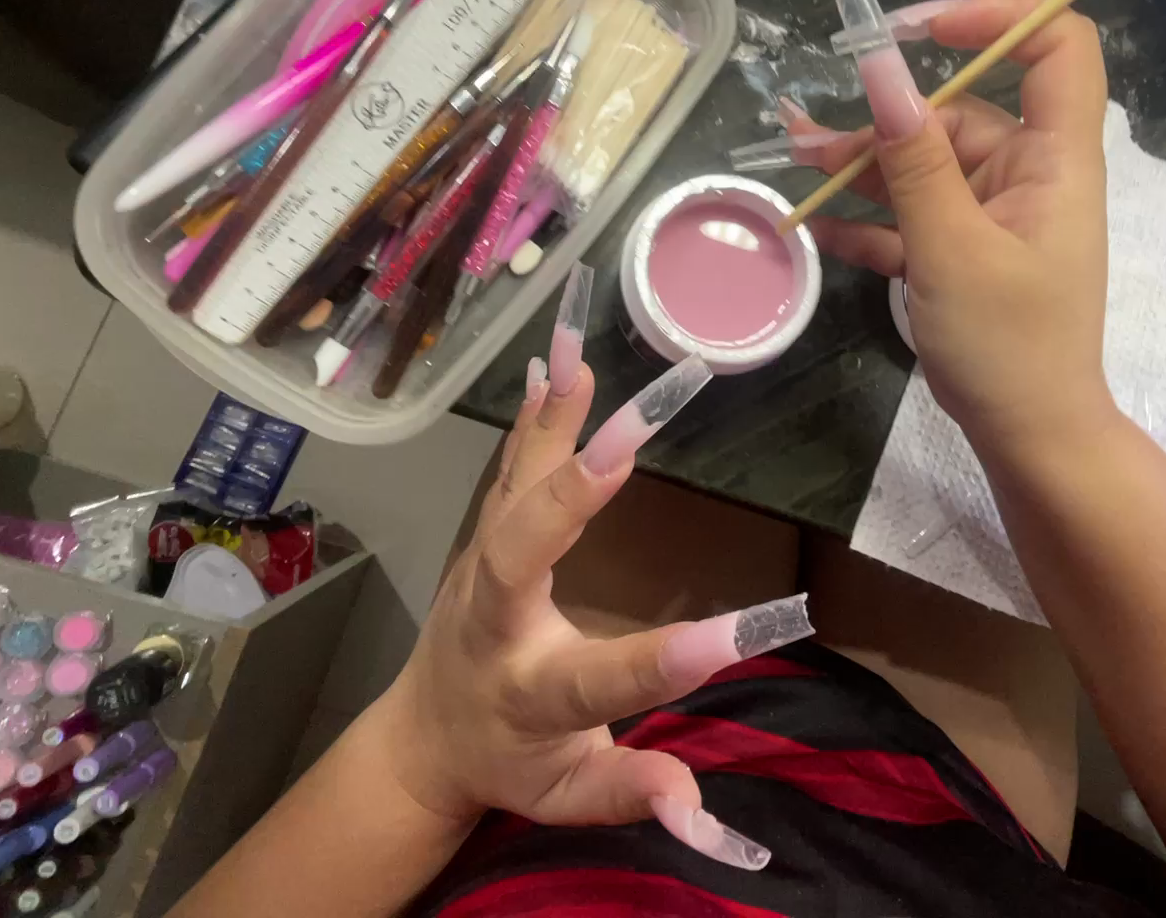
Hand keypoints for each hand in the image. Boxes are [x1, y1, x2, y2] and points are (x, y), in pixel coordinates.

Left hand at [374, 280, 813, 869]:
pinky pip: (511, 469)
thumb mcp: (566, 798)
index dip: (665, 662)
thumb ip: (627, 794)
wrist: (425, 732)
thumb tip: (700, 808)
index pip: (599, 680)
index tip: (740, 632)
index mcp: (528, 692)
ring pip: (512, 490)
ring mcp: (481, 565)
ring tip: (579, 357)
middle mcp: (496, 618)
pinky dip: (536, 416)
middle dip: (576, 493)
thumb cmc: (506, 763)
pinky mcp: (483, 535)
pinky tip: (557, 363)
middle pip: (524, 552)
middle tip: (632, 432)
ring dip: (550, 423)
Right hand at [794, 0, 1117, 455]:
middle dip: (881, 125)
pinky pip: (912, 221)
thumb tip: (881, 71)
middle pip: (954, 118)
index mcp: (1052, 157)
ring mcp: (988, 216)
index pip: (1052, 48)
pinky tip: (820, 228)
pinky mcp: (960, 253)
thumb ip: (915, 161)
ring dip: (861, 172)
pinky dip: (870, 223)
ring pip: (922, 171)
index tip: (918, 31)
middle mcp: (1023, 174)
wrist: (1025, 430)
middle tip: (805, 137)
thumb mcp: (952, 247)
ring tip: (797, 167)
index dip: (994, 19)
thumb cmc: (1007, 341)